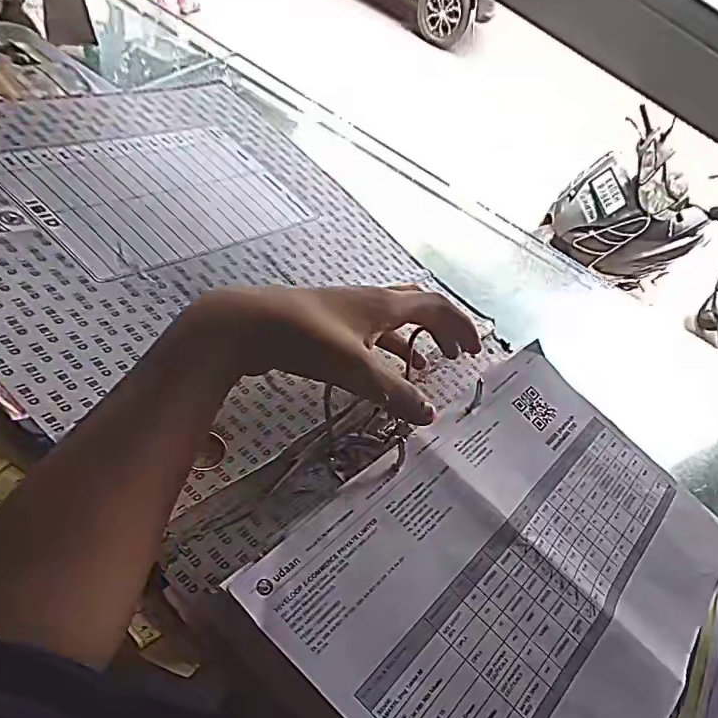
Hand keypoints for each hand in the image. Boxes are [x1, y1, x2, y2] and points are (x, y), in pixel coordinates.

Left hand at [181, 285, 482, 424]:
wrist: (243, 324)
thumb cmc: (304, 337)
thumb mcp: (356, 368)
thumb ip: (395, 393)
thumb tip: (431, 415)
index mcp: (382, 304)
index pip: (435, 307)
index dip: (459, 326)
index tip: (474, 350)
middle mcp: (367, 302)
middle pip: (416, 306)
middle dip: (440, 329)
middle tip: (454, 353)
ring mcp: (344, 312)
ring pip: (390, 321)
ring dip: (412, 340)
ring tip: (424, 367)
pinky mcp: (324, 325)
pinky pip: (367, 333)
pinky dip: (383, 349)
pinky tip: (377, 370)